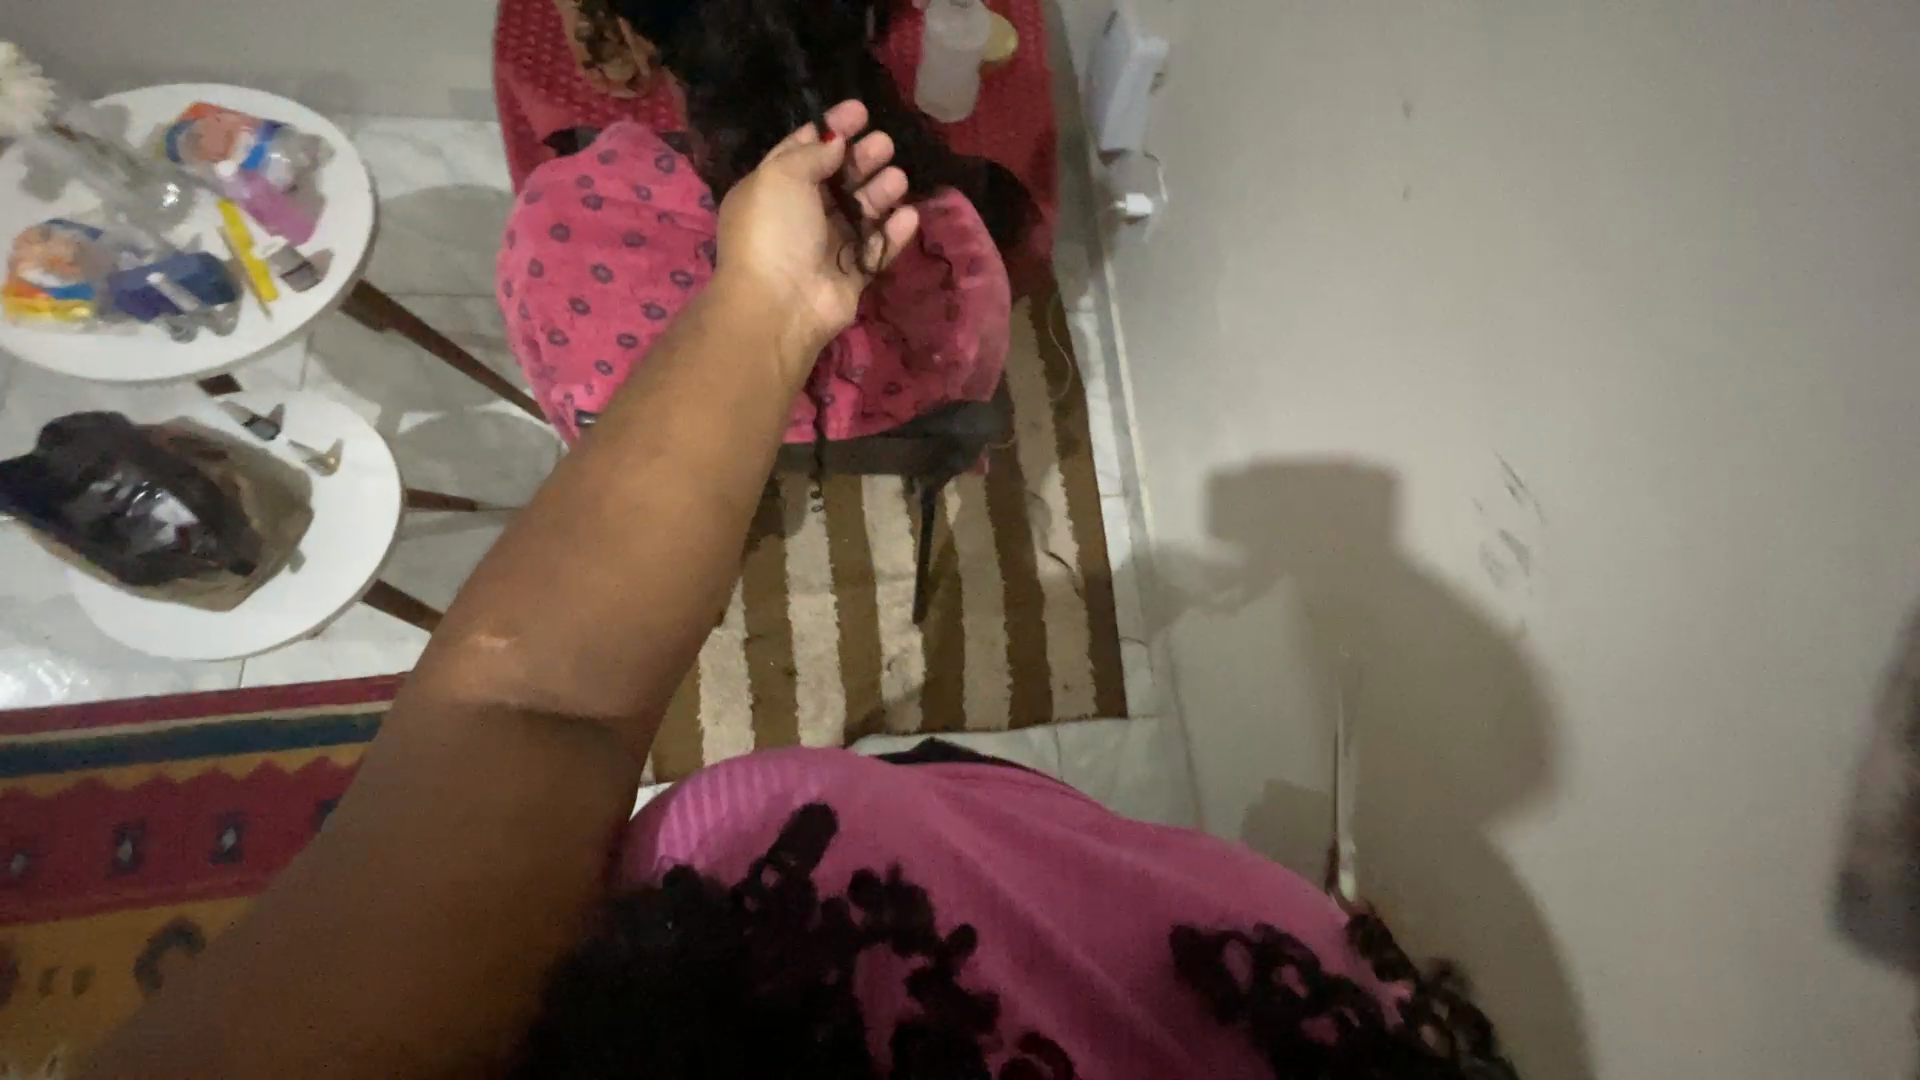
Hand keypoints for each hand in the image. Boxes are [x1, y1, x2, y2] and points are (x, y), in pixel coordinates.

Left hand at [710, 99, 920, 361]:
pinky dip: (893, 233)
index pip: (804, 150)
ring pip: (860, 213)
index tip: (860, 111)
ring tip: (899, 177)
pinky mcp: (851, 277)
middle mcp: (800, 217)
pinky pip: (876, 250)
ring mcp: (827, 249)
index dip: (831, 128)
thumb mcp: (782, 176)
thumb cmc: (774, 231)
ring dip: (880, 192)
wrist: (780, 304)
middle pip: (837, 180)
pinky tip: (909, 215)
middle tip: (885, 144)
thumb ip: (811, 154)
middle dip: (862, 159)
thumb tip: (835, 143)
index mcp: (773, 189)